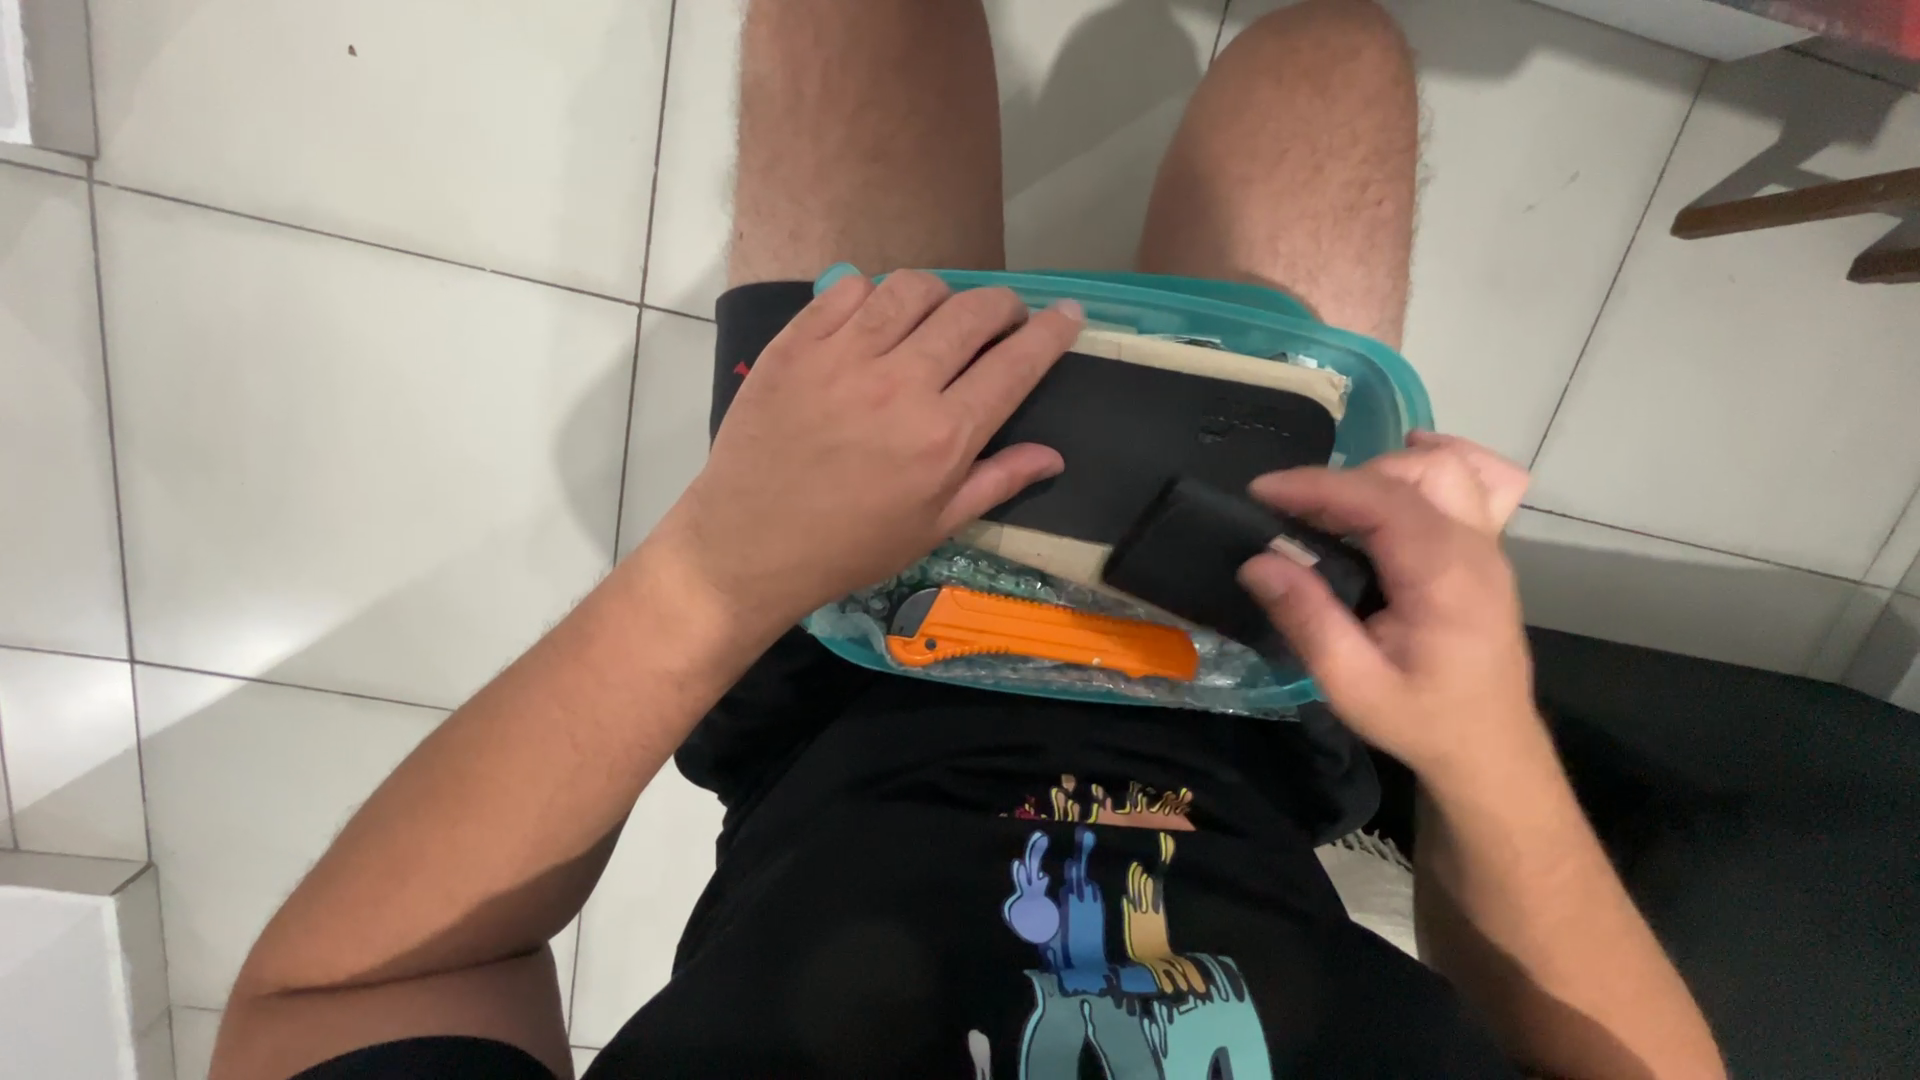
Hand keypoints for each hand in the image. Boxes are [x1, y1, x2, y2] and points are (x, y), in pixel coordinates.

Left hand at [649, 270, 1084, 627]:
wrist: (751, 543)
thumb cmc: (850, 546)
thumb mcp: (933, 527)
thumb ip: (996, 482)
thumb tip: (1054, 456)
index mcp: (944, 435)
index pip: (1016, 363)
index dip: (1051, 332)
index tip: (1069, 315)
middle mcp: (902, 383)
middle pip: (973, 313)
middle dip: (1004, 306)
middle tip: (1005, 318)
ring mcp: (845, 356)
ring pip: (913, 289)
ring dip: (943, 294)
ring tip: (941, 315)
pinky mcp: (797, 343)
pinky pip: (849, 289)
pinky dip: (875, 293)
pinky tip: (876, 319)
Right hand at [1238, 440, 1538, 779]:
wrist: (1489, 750)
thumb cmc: (1420, 719)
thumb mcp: (1350, 684)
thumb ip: (1307, 619)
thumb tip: (1258, 561)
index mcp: (1444, 577)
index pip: (1381, 500)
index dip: (1316, 486)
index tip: (1260, 492)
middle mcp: (1475, 548)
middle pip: (1415, 473)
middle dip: (1344, 479)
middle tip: (1292, 514)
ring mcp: (1488, 546)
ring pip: (1446, 468)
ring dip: (1383, 470)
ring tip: (1333, 503)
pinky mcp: (1485, 552)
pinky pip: (1475, 482)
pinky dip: (1434, 465)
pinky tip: (1401, 469)